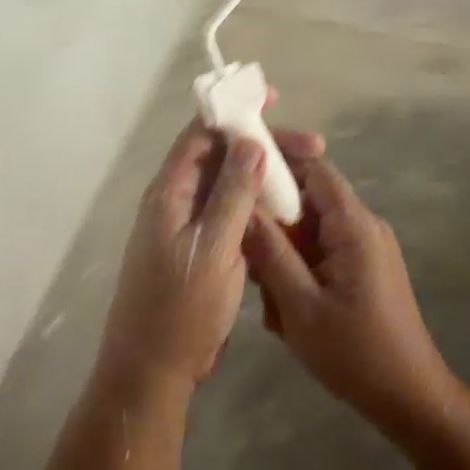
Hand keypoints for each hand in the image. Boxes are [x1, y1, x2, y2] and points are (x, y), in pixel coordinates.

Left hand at [96, 113, 326, 396]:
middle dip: (264, 146)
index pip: (201, 134)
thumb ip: (233, 193)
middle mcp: (177, 201)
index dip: (235, 112)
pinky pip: (232, 214)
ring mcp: (190, 226)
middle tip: (314, 147)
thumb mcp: (213, 247)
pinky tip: (289, 209)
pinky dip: (259, 206)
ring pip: (230, 185)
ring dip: (265, 176)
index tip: (275, 100)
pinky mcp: (204, 250)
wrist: (155, 369)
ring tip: (308, 174)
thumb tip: (252, 142)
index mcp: (170, 192)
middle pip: (221, 156)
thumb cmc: (180, 307)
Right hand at [243, 157, 454, 427]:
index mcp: (354, 225)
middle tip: (247, 260)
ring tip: (269, 301)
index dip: (275, 166)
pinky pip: (322, 254)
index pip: (313, 168)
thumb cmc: (355, 353)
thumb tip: (241, 205)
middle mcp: (364, 226)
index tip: (237, 180)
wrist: (410, 399)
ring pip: (310, 232)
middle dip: (274, 226)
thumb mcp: (300, 306)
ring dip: (284, 257)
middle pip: (308, 201)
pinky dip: (299, 273)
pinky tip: (287, 313)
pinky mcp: (363, 270)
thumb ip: (270, 253)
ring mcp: (365, 249)